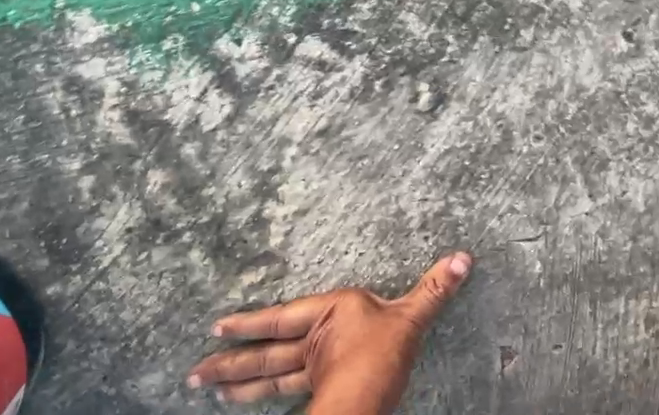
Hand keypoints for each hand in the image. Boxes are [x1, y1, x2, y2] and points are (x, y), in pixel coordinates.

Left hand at [187, 252, 472, 411]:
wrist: (370, 401)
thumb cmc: (381, 355)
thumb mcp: (411, 317)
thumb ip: (434, 290)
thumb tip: (464, 258)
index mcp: (328, 314)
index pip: (280, 317)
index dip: (248, 323)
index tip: (216, 326)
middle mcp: (314, 341)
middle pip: (265, 355)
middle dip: (229, 363)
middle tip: (193, 371)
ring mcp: (314, 371)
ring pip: (268, 378)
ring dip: (238, 383)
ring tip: (206, 386)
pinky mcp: (321, 394)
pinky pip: (285, 394)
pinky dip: (260, 397)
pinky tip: (240, 401)